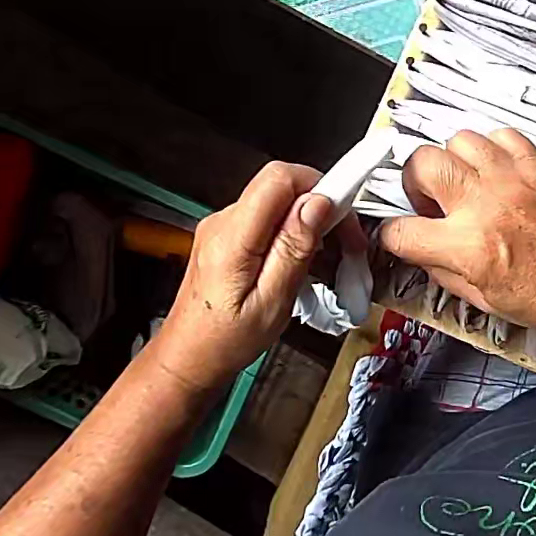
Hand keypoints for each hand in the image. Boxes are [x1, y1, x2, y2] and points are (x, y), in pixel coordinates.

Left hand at [148, 162, 363, 391]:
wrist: (190, 356)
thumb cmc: (227, 340)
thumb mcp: (272, 302)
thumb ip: (294, 248)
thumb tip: (317, 204)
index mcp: (232, 239)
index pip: (279, 178)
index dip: (319, 186)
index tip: (344, 213)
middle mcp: (223, 222)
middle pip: (284, 186)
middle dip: (323, 207)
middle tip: (346, 242)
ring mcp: (224, 225)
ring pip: (281, 201)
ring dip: (312, 222)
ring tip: (327, 257)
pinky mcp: (229, 233)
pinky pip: (271, 217)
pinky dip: (296, 232)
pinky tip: (304, 259)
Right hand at [377, 129, 535, 344]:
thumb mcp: (485, 302)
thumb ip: (444, 271)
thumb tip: (421, 251)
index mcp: (469, 248)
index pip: (401, 231)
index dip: (392, 237)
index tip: (401, 236)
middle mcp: (487, 206)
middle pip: (422, 164)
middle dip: (413, 182)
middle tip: (430, 201)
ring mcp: (514, 180)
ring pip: (460, 140)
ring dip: (454, 163)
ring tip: (465, 185)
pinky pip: (501, 136)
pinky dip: (492, 150)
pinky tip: (496, 173)